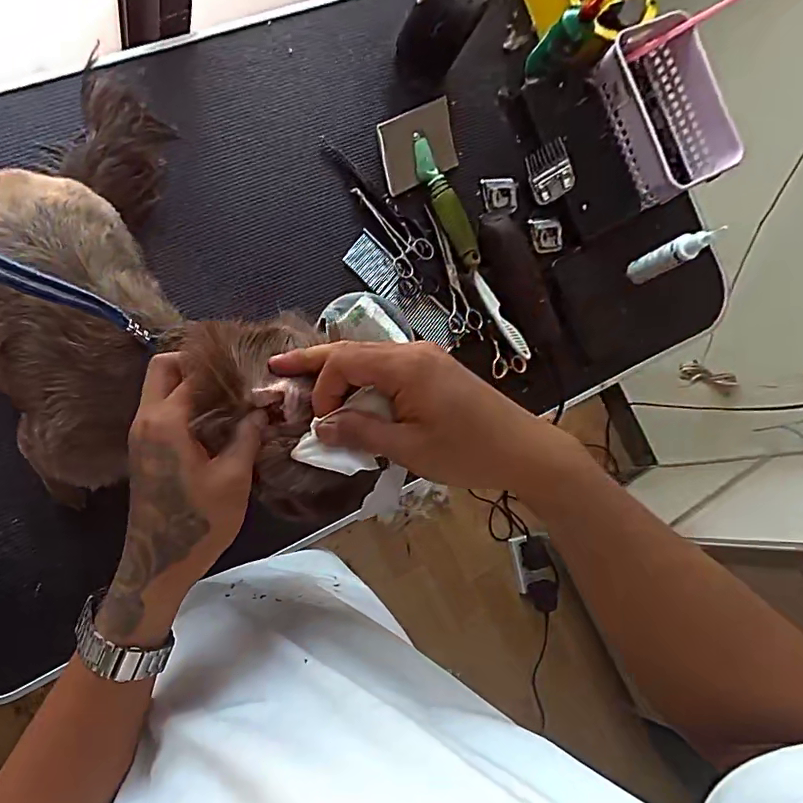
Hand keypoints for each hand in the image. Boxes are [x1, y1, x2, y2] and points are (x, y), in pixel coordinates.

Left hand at [97, 354, 264, 646]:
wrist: (159, 562)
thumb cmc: (198, 521)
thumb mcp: (233, 478)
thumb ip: (247, 437)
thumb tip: (260, 411)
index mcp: (165, 420)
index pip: (191, 372)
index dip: (222, 368)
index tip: (250, 371)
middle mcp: (145, 420)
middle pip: (162, 369)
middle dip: (194, 364)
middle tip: (231, 378)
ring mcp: (140, 436)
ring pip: (158, 391)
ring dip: (188, 387)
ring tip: (229, 398)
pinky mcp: (143, 452)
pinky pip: (159, 413)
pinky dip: (182, 407)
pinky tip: (214, 423)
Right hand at [269, 341, 584, 493]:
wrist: (524, 451)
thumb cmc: (468, 452)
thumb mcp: (407, 448)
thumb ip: (360, 432)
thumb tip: (322, 428)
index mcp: (405, 366)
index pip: (344, 361)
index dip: (322, 388)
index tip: (321, 423)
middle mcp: (412, 353)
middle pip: (351, 350)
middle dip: (314, 363)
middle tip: (278, 369)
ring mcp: (425, 360)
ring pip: (368, 359)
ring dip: (339, 376)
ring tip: (312, 391)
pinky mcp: (433, 373)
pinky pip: (387, 371)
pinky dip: (363, 384)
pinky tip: (352, 400)